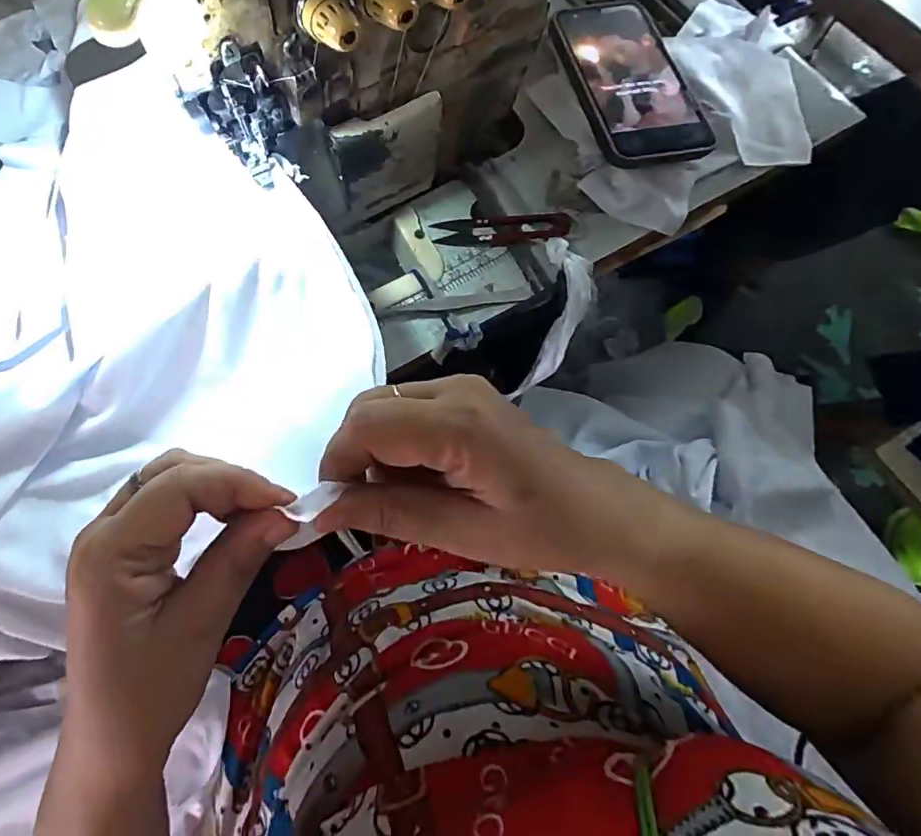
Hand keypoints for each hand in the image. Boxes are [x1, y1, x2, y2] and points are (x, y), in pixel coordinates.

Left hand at [54, 451, 296, 787]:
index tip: (286, 502)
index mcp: (110, 548)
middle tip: (274, 506)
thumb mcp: (199, 625)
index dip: (236, 483)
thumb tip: (284, 513)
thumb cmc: (150, 694)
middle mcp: (99, 530)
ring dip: (212, 484)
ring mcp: (103, 539)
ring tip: (255, 509)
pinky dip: (197, 501)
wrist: (108, 747)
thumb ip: (237, 558)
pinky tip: (225, 517)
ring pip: (163, 480)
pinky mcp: (114, 550)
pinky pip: (158, 503)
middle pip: (168, 472)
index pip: (179, 485)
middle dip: (226, 479)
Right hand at [315, 376, 695, 579]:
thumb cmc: (541, 531)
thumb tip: (320, 509)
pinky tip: (422, 476)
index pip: (366, 425)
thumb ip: (388, 513)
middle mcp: (453, 389)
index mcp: (458, 423)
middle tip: (369, 504)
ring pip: (381, 405)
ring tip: (403, 494)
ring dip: (373, 449)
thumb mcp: (462, 534)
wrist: (601, 511)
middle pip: (367, 407)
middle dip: (353, 455)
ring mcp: (459, 386)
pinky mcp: (463, 393)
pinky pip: (404, 407)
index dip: (339, 464)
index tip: (337, 508)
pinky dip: (394, 442)